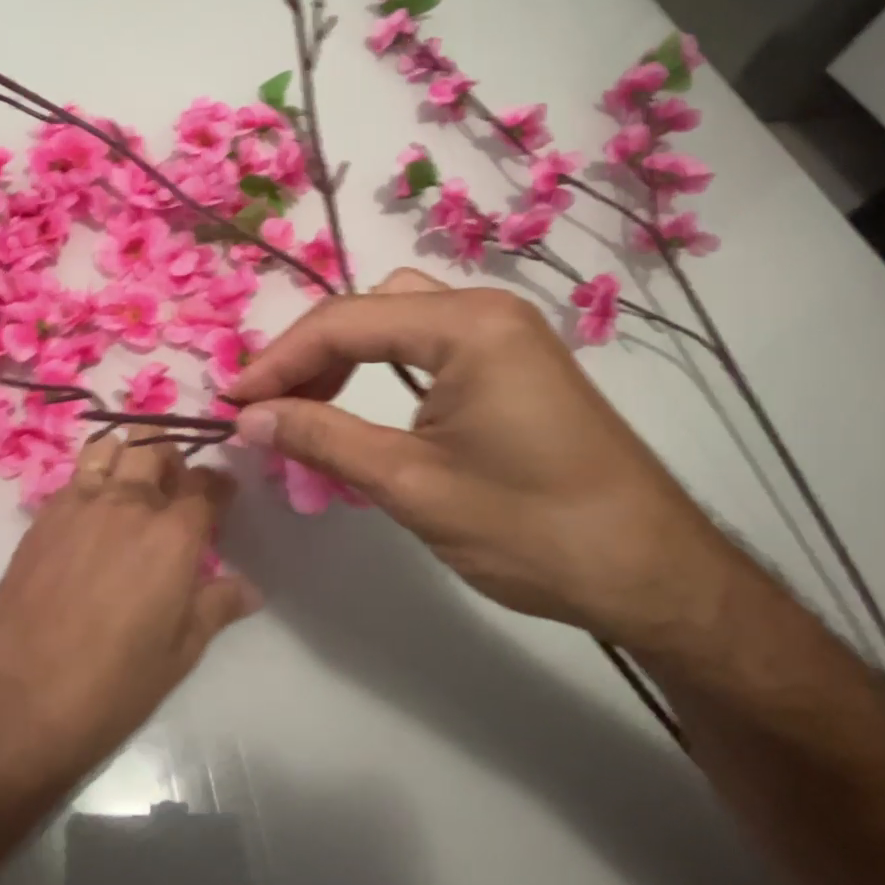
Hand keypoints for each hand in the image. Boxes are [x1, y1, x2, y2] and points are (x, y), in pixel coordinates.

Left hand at [0, 432, 259, 777]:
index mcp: (173, 536)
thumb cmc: (115, 684)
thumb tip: (250, 589)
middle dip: (171, 457)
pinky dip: (90, 479)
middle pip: (153, 447)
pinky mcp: (41, 517)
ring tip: (129, 485)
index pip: (206, 485)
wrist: (22, 697)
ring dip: (126, 454)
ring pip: (107, 446)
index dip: (219, 485)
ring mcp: (78, 505)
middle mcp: (127, 504)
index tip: (222, 495)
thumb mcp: (180, 653)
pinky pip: (73, 477)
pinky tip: (91, 514)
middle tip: (173, 488)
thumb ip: (216, 608)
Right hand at [228, 268, 745, 650]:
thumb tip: (249, 418)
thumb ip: (321, 438)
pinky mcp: (515, 364)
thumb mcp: (410, 484)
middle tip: (267, 410)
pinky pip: (427, 346)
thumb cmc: (532, 529)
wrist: (654, 574)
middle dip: (309, 355)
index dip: (277, 361)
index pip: (344, 322)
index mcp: (467, 325)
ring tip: (304, 409)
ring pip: (397, 322)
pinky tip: (360, 408)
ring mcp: (506, 335)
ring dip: (343, 359)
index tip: (231, 404)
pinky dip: (382, 369)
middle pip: (368, 310)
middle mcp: (487, 310)